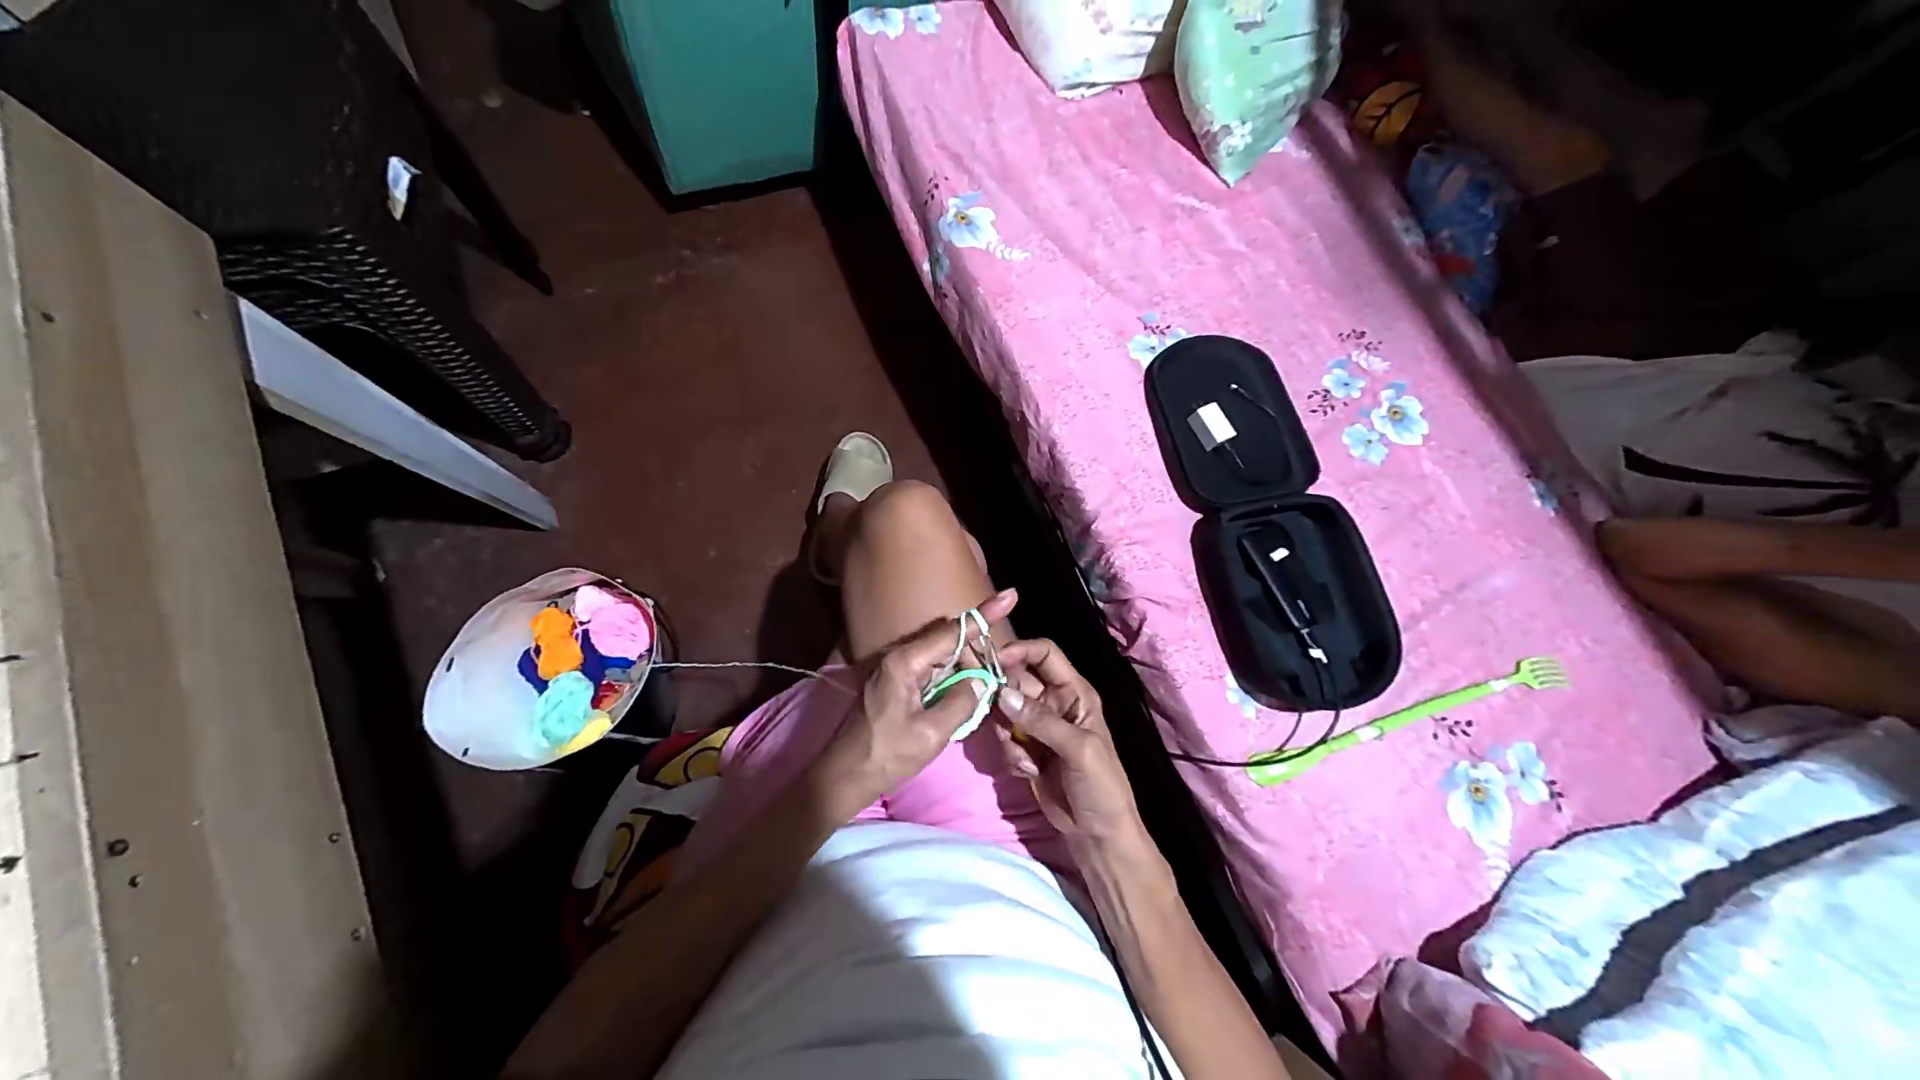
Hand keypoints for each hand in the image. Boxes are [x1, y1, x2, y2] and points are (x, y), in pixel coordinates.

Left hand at [809, 589, 1019, 820]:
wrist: (846, 775)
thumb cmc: (887, 753)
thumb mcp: (932, 732)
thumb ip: (962, 702)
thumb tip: (981, 682)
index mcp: (905, 662)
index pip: (952, 632)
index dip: (983, 615)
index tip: (1010, 596)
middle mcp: (898, 657)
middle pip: (948, 643)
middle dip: (976, 654)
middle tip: (997, 677)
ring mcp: (895, 670)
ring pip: (941, 658)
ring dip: (964, 670)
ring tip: (982, 691)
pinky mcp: (895, 684)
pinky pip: (931, 672)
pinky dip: (950, 680)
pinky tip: (963, 696)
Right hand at [991, 638, 1147, 851]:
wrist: (1098, 834)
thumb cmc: (1101, 785)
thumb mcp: (1078, 749)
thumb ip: (1041, 720)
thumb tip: (1002, 694)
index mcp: (1074, 691)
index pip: (1044, 653)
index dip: (1019, 650)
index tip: (993, 662)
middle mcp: (1054, 702)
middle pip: (1016, 679)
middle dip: (1002, 695)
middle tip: (995, 716)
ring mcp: (1037, 726)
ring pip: (1004, 709)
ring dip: (1005, 732)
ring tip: (1024, 757)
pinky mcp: (1025, 749)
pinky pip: (1004, 738)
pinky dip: (1009, 753)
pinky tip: (1027, 771)